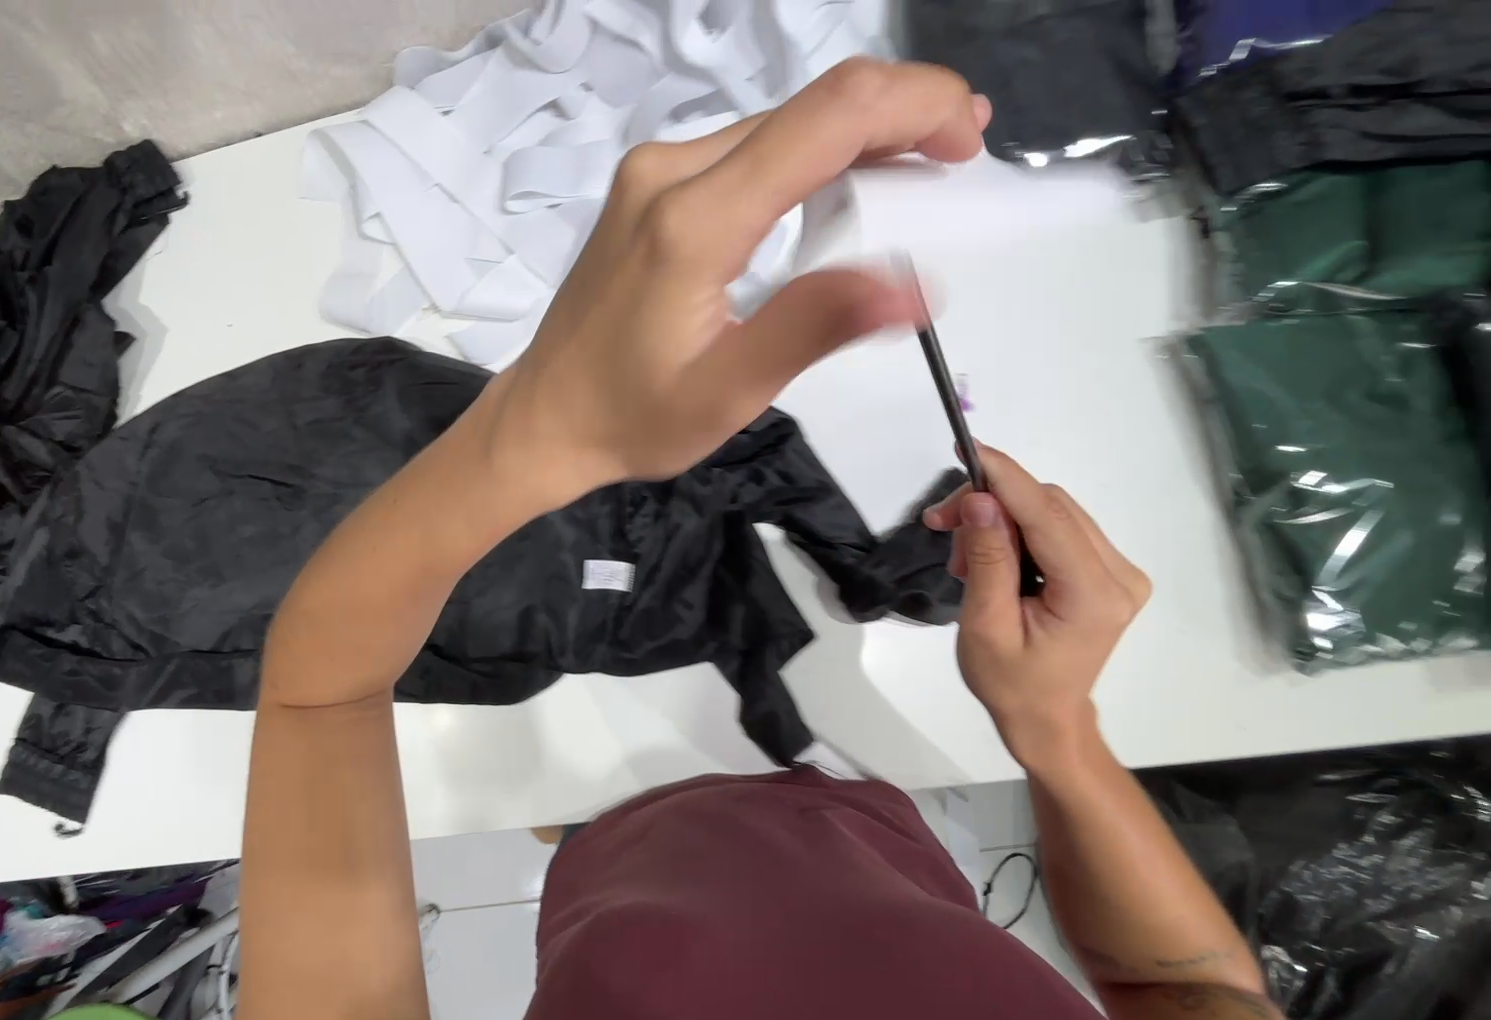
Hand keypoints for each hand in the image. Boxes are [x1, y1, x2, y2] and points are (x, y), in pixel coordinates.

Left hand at [474, 59, 989, 502]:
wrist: (546, 417)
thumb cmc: (631, 418)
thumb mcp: (726, 390)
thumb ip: (813, 326)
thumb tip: (917, 284)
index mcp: (693, 219)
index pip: (828, 116)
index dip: (917, 106)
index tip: (968, 142)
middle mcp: (668, 173)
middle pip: (807, 110)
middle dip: (897, 120)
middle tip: (955, 161)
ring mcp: (650, 176)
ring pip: (777, 128)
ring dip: (852, 141)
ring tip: (909, 179)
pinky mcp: (645, 192)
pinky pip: (743, 153)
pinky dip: (802, 163)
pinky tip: (830, 195)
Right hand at [922, 447, 1150, 772]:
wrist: (1044, 717)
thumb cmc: (1008, 682)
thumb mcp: (984, 625)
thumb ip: (987, 561)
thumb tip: (979, 503)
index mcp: (1093, 593)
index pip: (1046, 516)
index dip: (1006, 478)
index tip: (968, 449)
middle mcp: (1119, 574)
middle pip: (1050, 506)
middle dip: (990, 504)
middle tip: (939, 524)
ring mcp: (1119, 572)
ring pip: (1052, 512)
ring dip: (999, 518)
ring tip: (962, 556)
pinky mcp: (1106, 572)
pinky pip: (1056, 528)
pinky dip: (1016, 531)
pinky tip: (989, 556)